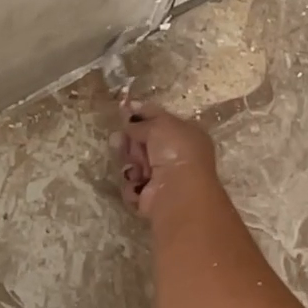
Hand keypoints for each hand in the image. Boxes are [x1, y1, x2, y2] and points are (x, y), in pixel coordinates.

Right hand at [109, 100, 217, 217]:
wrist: (178, 192)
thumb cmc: (175, 151)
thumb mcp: (159, 125)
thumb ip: (141, 120)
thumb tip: (128, 112)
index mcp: (186, 135)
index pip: (160, 121)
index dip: (141, 116)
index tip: (123, 110)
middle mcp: (176, 156)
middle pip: (144, 142)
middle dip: (130, 140)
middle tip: (121, 140)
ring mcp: (164, 178)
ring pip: (135, 163)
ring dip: (130, 162)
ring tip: (133, 165)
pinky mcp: (151, 197)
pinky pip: (133, 184)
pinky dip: (133, 183)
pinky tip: (139, 182)